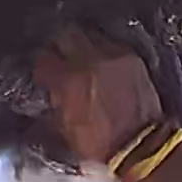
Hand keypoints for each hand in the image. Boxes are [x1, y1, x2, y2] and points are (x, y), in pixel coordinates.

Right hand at [33, 26, 164, 164]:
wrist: (140, 147)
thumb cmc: (97, 143)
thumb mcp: (63, 126)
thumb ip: (54, 100)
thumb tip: (50, 89)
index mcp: (67, 81)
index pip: (44, 59)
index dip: (41, 67)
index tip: (44, 74)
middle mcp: (89, 62)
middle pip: (66, 35)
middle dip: (60, 45)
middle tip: (59, 57)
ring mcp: (113, 57)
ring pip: (90, 34)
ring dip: (82, 44)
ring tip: (81, 58)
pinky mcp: (132, 59)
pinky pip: (111, 44)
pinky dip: (102, 51)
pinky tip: (101, 64)